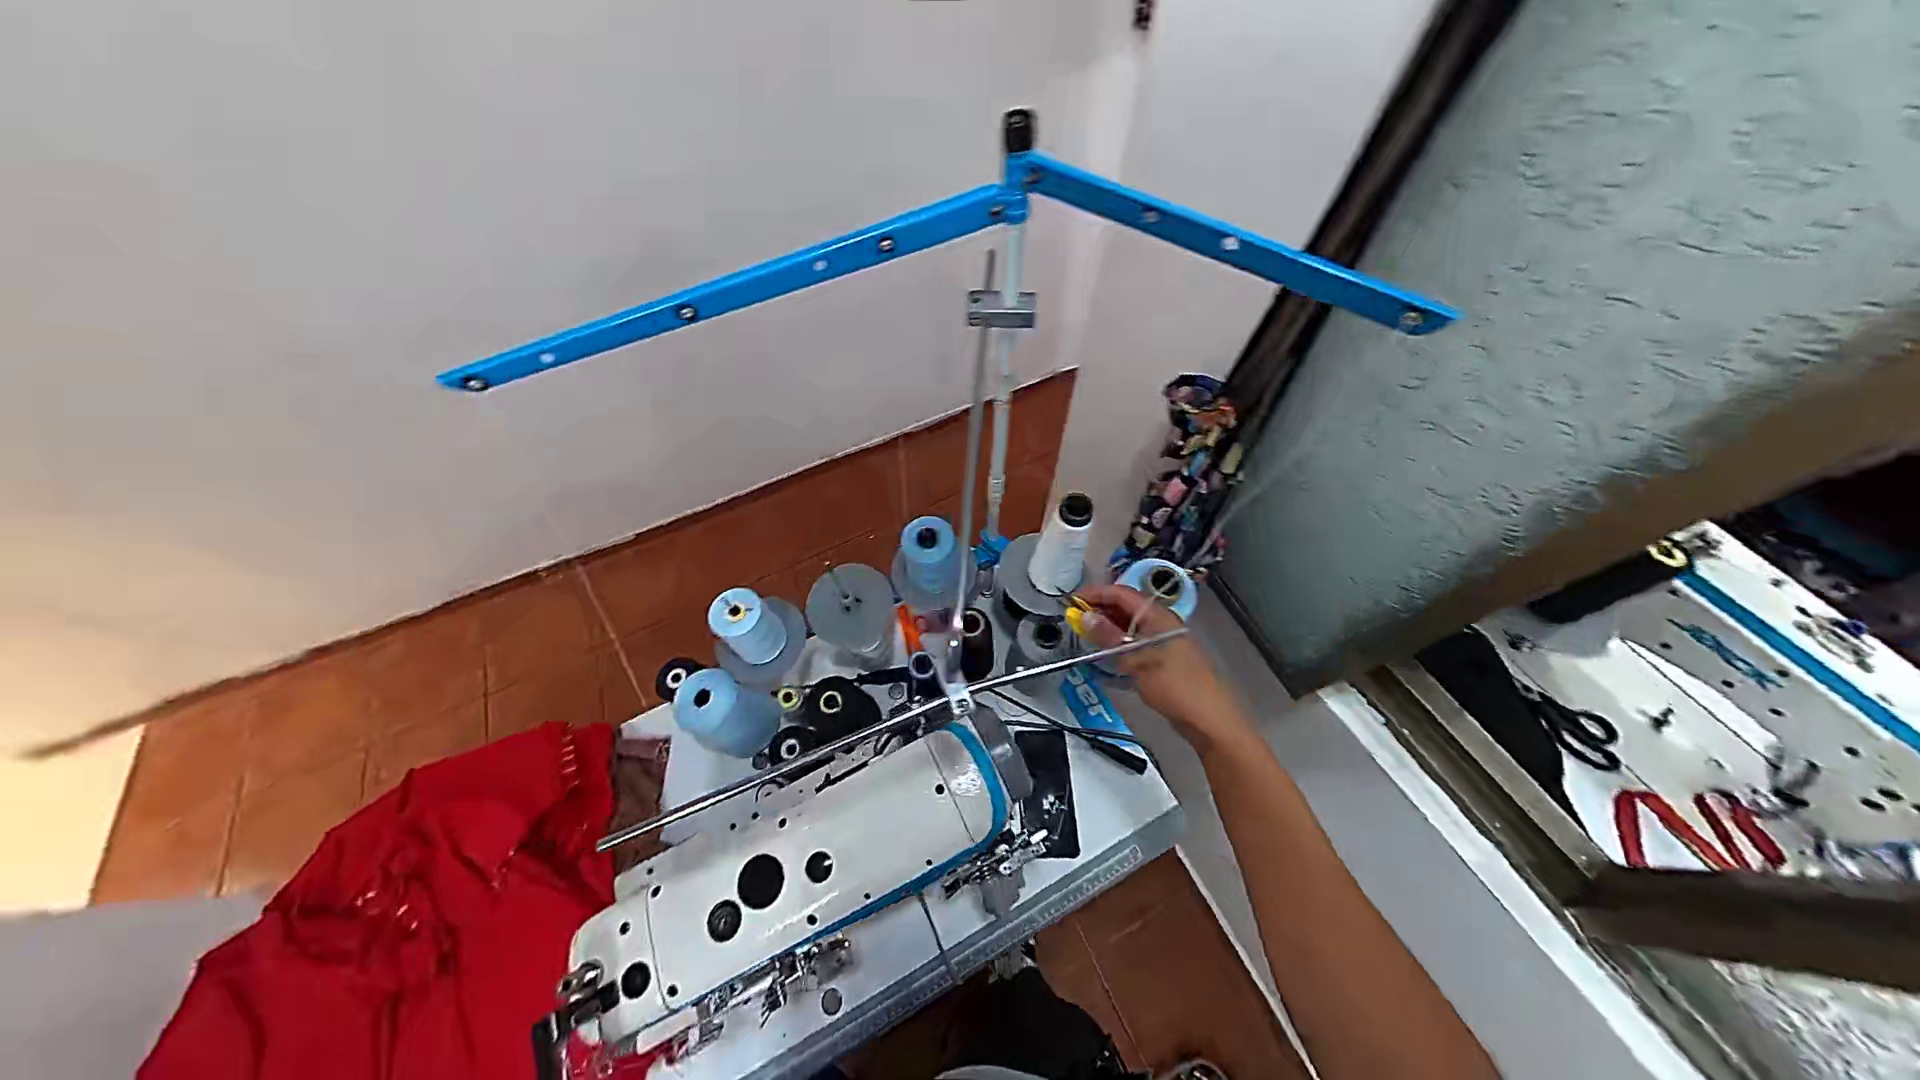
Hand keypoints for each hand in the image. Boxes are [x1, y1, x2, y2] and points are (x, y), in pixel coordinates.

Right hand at [1073, 584, 1253, 752]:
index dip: (1096, 593)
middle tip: (1076, 618)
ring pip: (1130, 624)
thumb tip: (1085, 616)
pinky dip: (1118, 642)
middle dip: (1099, 609)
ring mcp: (1162, 640)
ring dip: (1107, 626)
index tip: (1073, 599)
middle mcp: (1161, 622)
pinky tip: (1106, 652)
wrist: (1208, 717)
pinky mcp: (1162, 657)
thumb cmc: (1175, 685)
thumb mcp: (1136, 659)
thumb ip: (1109, 636)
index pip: (1121, 593)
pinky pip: (1135, 641)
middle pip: (1125, 606)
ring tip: (1086, 634)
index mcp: (1157, 615)